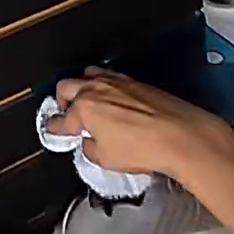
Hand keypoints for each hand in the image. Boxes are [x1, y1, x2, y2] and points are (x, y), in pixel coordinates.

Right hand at [44, 69, 233, 184]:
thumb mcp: (106, 159)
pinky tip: (111, 99)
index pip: (60, 118)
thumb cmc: (144, 146)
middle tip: (68, 114)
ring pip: (88, 74)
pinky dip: (104, 85)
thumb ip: (90, 149)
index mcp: (84, 108)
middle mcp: (96, 89)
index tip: (54, 129)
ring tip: (88, 102)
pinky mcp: (133, 81)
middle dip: (63, 100)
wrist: (179, 135)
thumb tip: (91, 143)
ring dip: (83, 87)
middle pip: (66, 86)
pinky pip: (109, 75)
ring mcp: (115, 81)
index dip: (54, 127)